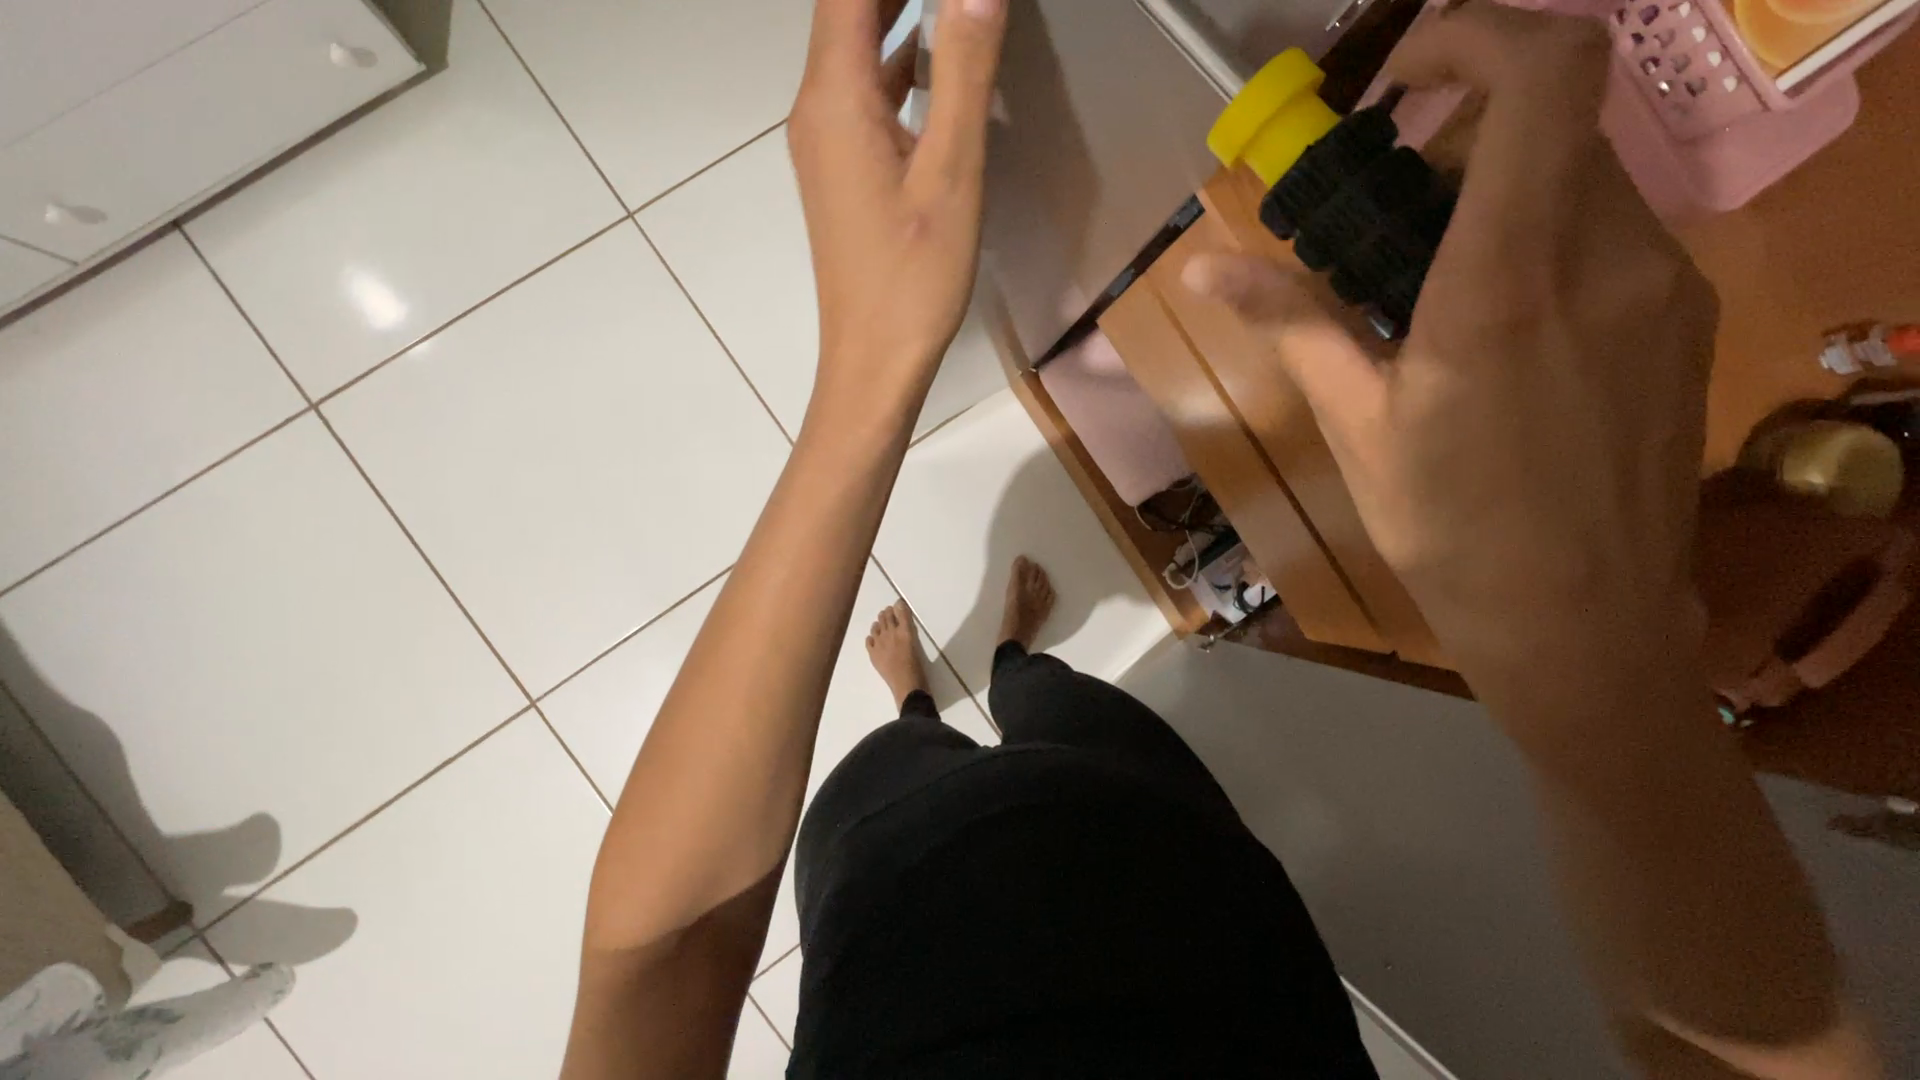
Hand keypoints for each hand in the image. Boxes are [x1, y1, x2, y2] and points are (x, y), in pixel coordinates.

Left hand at [789, 0, 1008, 414]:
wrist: (873, 358)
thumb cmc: (913, 277)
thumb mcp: (950, 172)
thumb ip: (963, 71)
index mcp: (835, 98)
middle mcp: (816, 110)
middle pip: (845, 11)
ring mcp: (823, 143)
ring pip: (853, 52)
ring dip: (896, 14)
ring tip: (950, 7)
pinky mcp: (838, 172)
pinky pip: (861, 95)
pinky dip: (895, 65)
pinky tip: (931, 67)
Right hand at [1187, 4, 1716, 706]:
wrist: (1582, 621)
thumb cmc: (1449, 530)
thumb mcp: (1356, 426)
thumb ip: (1293, 323)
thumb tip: (1203, 268)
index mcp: (1507, 283)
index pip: (1545, 77)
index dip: (1475, 34)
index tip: (1400, 73)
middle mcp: (1608, 258)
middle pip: (1552, 123)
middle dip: (1464, 134)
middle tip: (1390, 209)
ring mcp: (1662, 284)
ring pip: (1584, 177)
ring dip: (1502, 190)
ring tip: (1434, 277)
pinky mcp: (1683, 317)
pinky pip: (1613, 232)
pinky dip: (1545, 234)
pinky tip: (1498, 322)